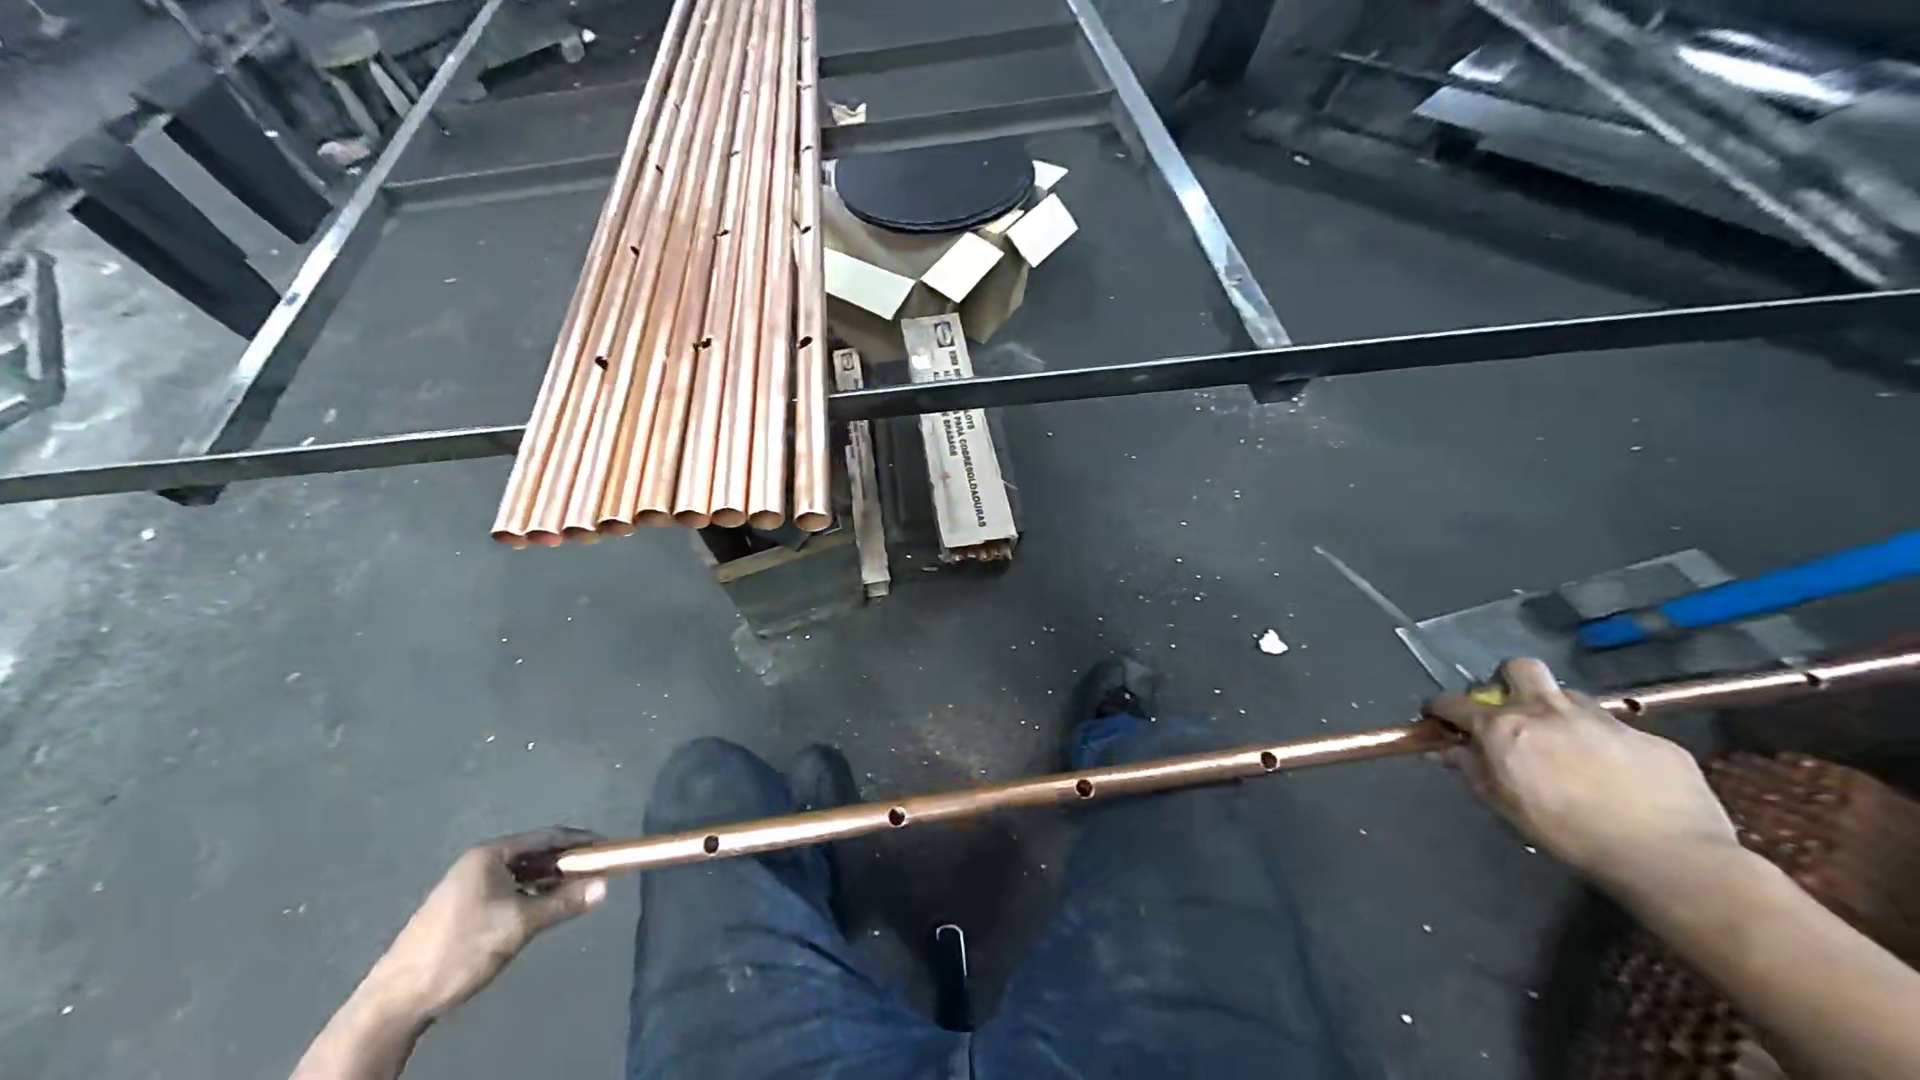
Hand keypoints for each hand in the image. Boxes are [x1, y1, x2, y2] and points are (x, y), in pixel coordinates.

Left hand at [364, 827, 609, 1022]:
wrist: (397, 999)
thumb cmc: (462, 949)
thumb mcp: (520, 924)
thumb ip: (564, 902)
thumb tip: (604, 887)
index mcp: (490, 855)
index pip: (547, 837)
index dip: (580, 841)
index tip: (608, 848)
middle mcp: (479, 863)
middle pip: (535, 854)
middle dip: (567, 862)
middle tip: (597, 872)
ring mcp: (468, 886)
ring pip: (522, 874)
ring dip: (551, 881)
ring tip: (577, 892)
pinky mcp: (463, 909)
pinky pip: (510, 889)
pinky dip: (533, 894)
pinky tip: (545, 908)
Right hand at [1427, 658, 1739, 896]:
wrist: (1669, 857)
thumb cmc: (1569, 834)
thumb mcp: (1506, 806)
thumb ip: (1472, 770)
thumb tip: (1445, 751)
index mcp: (1505, 728)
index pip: (1454, 702)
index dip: (1441, 708)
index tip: (1440, 718)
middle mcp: (1549, 711)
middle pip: (1520, 668)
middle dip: (1509, 680)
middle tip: (1513, 709)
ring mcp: (1603, 720)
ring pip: (1571, 697)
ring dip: (1561, 713)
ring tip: (1570, 745)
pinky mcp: (1650, 738)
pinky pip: (1618, 731)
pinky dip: (1608, 745)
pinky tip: (1620, 776)